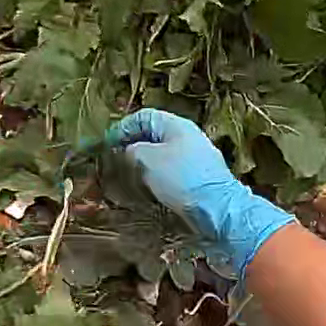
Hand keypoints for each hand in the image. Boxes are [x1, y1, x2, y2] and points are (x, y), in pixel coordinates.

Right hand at [106, 108, 294, 276]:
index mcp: (177, 125)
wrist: (218, 208)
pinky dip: (160, 177)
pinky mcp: (201, 178)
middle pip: (154, 136)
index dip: (123, 128)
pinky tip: (151, 189)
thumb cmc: (181, 178)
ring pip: (164, 155)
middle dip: (134, 147)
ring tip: (130, 177)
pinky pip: (175, 172)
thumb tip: (130, 151)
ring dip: (146, 164)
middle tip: (116, 161)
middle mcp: (190, 137)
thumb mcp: (147, 159)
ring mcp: (198, 158)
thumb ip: (133, 150)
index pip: (143, 116)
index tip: (108, 145)